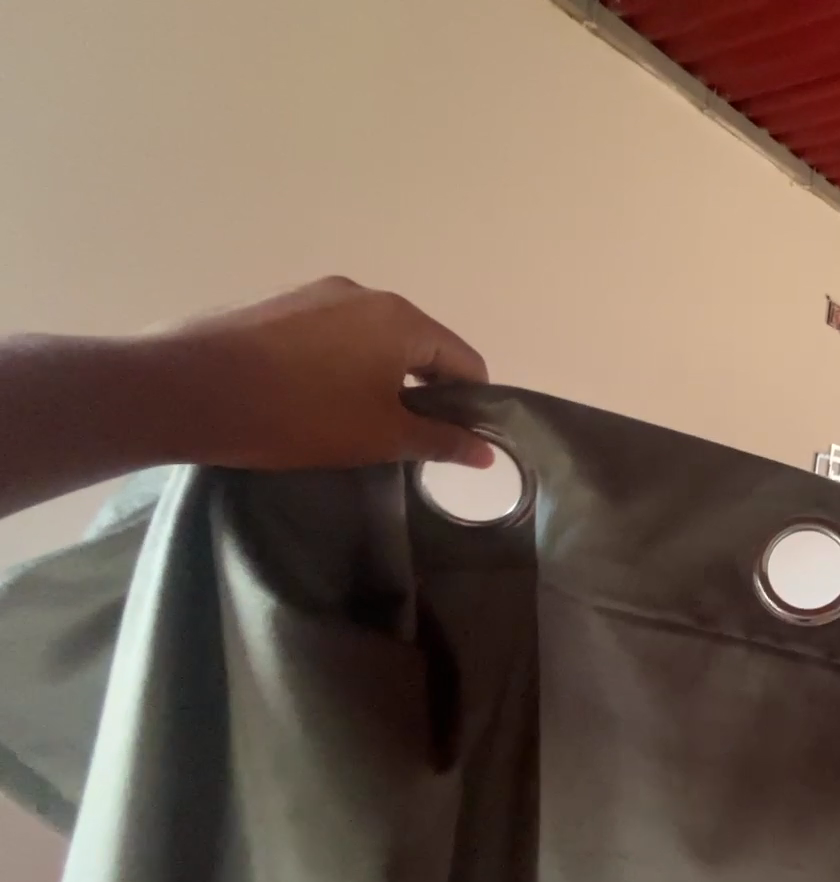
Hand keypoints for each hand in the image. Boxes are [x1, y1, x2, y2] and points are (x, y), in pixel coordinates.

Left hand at [150, 276, 492, 468]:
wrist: (174, 393)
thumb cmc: (299, 414)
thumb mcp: (385, 436)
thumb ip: (444, 441)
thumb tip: (487, 452)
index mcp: (402, 319)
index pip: (465, 362)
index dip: (471, 404)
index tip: (457, 437)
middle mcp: (364, 295)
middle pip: (422, 346)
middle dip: (426, 389)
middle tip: (408, 432)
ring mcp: (314, 294)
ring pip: (376, 341)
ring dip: (383, 376)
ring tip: (359, 416)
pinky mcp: (274, 305)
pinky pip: (333, 335)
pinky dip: (342, 364)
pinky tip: (317, 396)